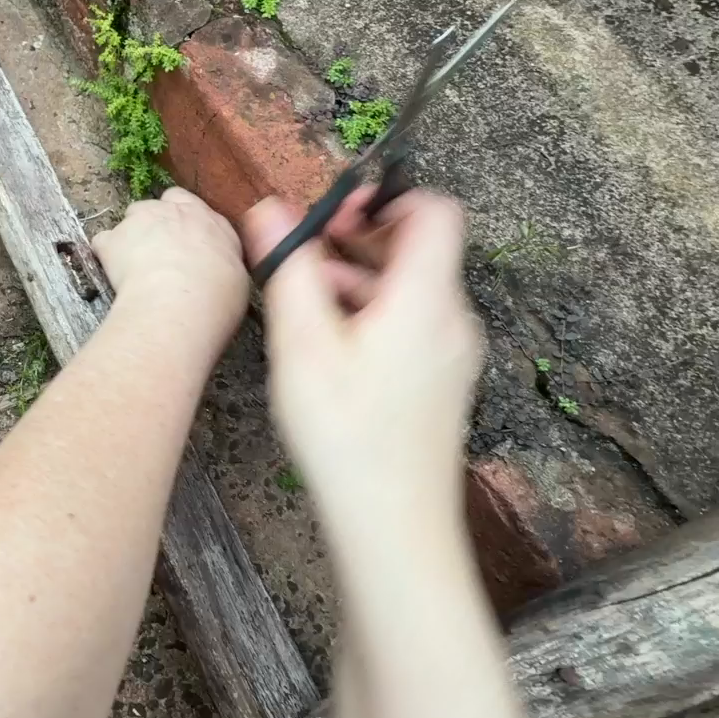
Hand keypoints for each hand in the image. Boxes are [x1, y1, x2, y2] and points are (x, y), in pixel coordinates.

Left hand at [91, 187, 248, 340]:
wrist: (181, 302)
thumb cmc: (217, 295)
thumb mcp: (234, 274)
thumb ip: (218, 258)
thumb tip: (212, 267)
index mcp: (205, 219)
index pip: (184, 200)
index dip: (176, 217)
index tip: (176, 236)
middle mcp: (171, 211)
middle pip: (152, 206)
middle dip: (150, 223)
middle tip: (154, 252)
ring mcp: (138, 221)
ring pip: (127, 220)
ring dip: (128, 237)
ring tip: (133, 267)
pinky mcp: (112, 239)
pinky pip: (103, 242)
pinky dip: (106, 255)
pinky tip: (113, 275)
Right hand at [241, 189, 481, 523]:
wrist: (391, 520)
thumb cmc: (345, 433)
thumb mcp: (303, 343)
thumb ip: (289, 268)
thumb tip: (269, 209)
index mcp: (425, 299)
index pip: (434, 211)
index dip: (383, 198)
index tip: (331, 215)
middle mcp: (449, 318)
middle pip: (413, 248)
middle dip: (352, 241)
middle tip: (299, 261)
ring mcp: (447, 351)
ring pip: (402, 287)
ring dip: (350, 280)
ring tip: (300, 310)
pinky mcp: (435, 378)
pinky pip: (404, 321)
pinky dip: (363, 313)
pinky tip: (324, 348)